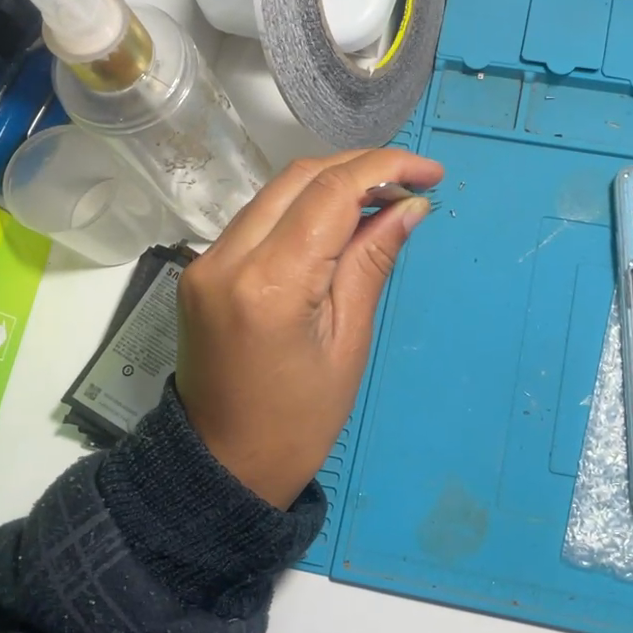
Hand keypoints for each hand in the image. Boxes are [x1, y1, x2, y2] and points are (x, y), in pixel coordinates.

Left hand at [176, 150, 444, 508]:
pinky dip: (303, 210)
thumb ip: (372, 262)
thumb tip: (409, 207)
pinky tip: (339, 223)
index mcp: (270, 283)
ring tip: (385, 200)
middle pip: (299, 178)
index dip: (386, 169)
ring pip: (276, 193)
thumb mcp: (349, 343)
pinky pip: (258, 220)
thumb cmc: (298, 422)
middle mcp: (227, 257)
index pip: (330, 193)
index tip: (431, 174)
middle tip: (412, 183)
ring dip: (332, 185)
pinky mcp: (201, 269)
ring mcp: (206, 261)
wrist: (223, 465)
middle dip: (361, 168)